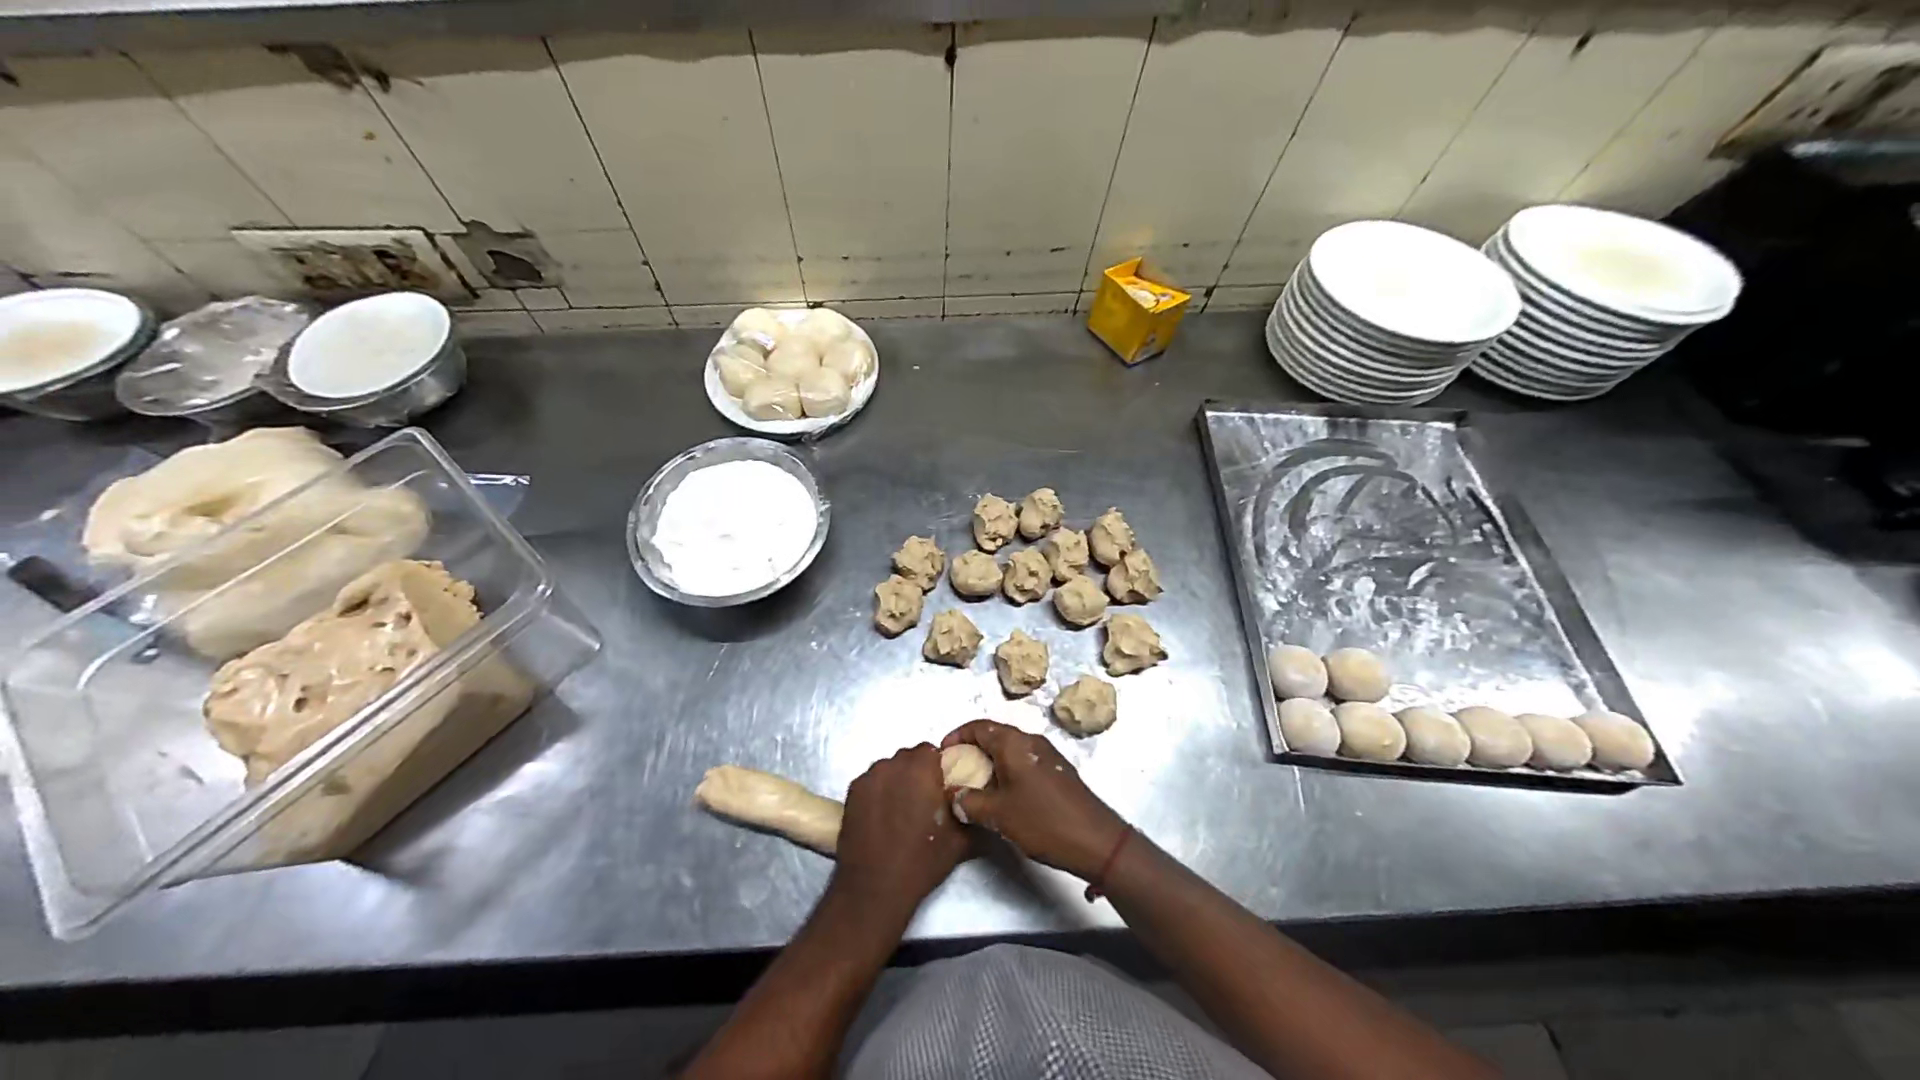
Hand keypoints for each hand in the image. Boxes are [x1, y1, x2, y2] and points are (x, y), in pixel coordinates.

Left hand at [830, 743, 969, 919]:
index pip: (932, 751)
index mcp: (921, 768)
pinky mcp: (851, 792)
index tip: (940, 789)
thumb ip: (970, 810)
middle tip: (923, 801)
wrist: (875, 887)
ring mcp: (869, 777)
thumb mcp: (962, 839)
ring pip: (888, 769)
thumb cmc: (923, 860)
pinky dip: (878, 792)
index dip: (938, 768)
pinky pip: (871, 782)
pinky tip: (881, 817)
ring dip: (896, 781)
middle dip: (917, 773)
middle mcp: (892, 764)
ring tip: (900, 811)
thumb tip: (972, 800)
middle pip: (908, 758)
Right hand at [942, 720, 1128, 880]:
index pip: (979, 727)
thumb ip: (969, 802)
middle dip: (972, 751)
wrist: (1096, 840)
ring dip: (990, 764)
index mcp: (1014, 743)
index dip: (958, 736)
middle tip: (955, 772)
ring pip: (1010, 752)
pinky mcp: (1058, 773)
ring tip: (974, 787)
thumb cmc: (1043, 821)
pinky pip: (1024, 764)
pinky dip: (1007, 773)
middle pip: (994, 736)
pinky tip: (1002, 797)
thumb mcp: (998, 814)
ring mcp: (1048, 756)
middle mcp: (1031, 741)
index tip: (943, 754)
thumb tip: (954, 796)